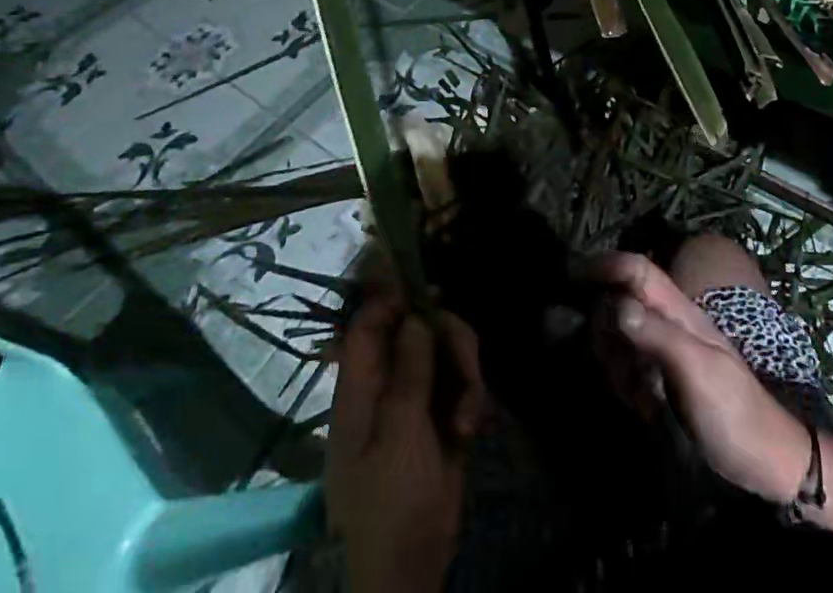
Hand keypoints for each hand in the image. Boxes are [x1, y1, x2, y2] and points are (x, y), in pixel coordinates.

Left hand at [326, 294, 487, 592]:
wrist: (411, 559)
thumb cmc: (391, 500)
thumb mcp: (398, 435)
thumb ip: (407, 373)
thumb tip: (415, 316)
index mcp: (360, 390)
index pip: (369, 326)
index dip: (390, 295)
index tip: (421, 272)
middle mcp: (389, 385)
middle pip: (420, 331)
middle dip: (449, 340)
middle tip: (468, 362)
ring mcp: (418, 399)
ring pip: (448, 354)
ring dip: (467, 375)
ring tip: (469, 416)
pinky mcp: (444, 413)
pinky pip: (464, 383)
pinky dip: (472, 400)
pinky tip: (472, 429)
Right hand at [590, 252, 809, 502]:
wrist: (761, 459)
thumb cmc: (733, 410)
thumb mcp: (696, 369)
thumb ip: (657, 334)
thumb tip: (615, 304)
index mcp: (680, 311)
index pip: (638, 271)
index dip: (606, 265)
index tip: (570, 274)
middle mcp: (669, 325)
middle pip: (617, 305)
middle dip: (608, 333)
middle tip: (628, 368)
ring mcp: (664, 354)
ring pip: (617, 341)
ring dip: (619, 368)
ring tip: (647, 397)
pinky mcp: (661, 382)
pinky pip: (626, 372)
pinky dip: (627, 388)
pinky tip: (648, 409)